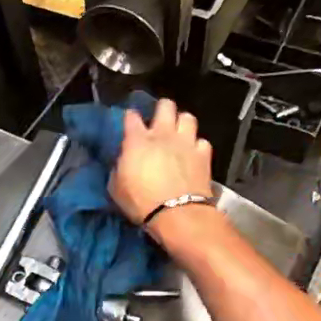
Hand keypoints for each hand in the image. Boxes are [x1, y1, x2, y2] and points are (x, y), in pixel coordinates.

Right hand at [109, 98, 212, 235]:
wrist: (176, 214)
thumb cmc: (141, 202)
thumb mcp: (116, 187)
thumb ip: (119, 167)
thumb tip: (123, 161)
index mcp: (137, 140)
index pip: (131, 116)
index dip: (131, 117)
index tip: (131, 123)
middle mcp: (163, 134)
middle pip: (165, 105)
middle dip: (162, 109)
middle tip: (159, 121)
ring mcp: (186, 142)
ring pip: (188, 117)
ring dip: (182, 123)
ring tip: (179, 133)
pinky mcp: (203, 154)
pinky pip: (202, 141)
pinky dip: (198, 146)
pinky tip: (194, 153)